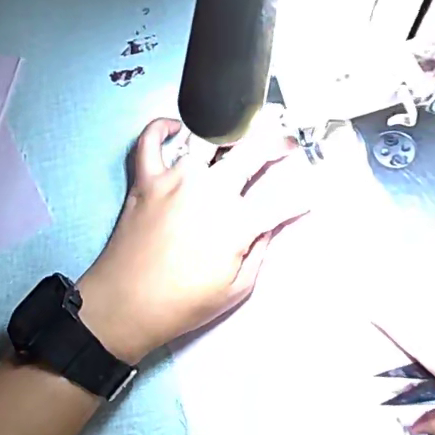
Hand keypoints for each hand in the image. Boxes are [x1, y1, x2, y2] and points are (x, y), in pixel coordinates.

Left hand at [76, 114, 312, 363]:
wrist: (124, 306)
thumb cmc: (180, 305)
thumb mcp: (236, 289)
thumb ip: (259, 251)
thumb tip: (272, 226)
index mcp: (237, 222)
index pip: (281, 201)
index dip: (301, 198)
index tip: (310, 196)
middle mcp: (210, 191)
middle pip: (252, 152)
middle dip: (278, 143)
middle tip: (287, 142)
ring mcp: (175, 180)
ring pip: (206, 137)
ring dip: (228, 131)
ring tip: (240, 130)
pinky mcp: (146, 180)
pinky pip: (150, 141)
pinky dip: (161, 128)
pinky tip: (175, 127)